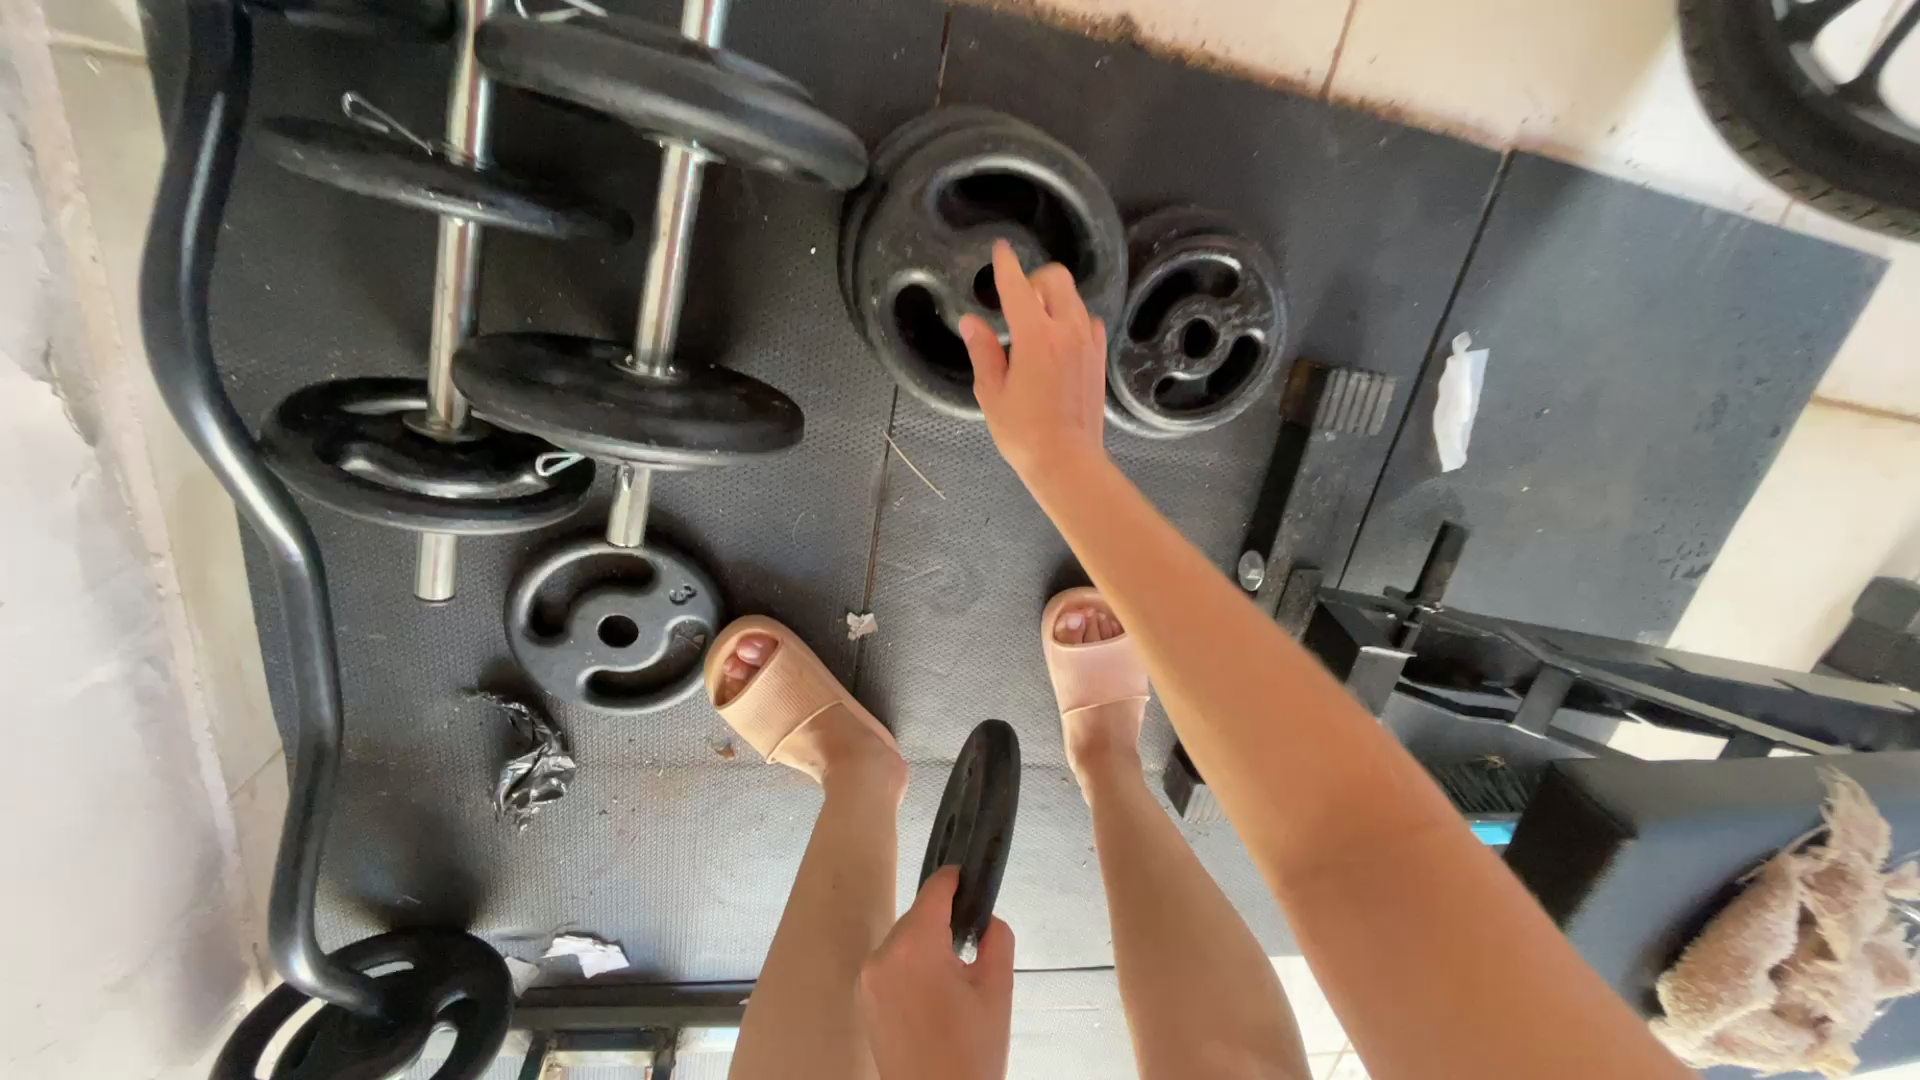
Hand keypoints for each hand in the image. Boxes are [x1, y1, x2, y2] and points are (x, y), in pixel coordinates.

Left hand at [859, 867, 1015, 1079]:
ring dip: (927, 942)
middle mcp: (881, 955)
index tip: (971, 875)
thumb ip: (996, 938)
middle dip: (945, 920)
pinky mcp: (863, 999)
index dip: (956, 878)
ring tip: (954, 971)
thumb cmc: (971, 1054)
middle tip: (973, 936)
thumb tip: (985, 918)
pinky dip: (911, 963)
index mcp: (914, 948)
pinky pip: (891, 962)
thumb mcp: (997, 990)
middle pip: (919, 915)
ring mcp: (867, 979)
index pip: (935, 890)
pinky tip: (933, 988)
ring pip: (904, 938)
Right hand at [959, 240, 1109, 483]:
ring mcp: (1088, 343)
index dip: (1005, 266)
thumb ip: (983, 351)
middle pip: (1056, 280)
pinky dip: (1072, 320)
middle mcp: (1066, 331)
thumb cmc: (1023, 433)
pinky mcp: (1099, 358)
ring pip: (1074, 299)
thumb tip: (972, 322)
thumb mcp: (992, 393)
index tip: (1000, 250)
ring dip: (1053, 300)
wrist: (1067, 461)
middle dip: (1034, 281)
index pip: (1017, 287)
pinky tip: (1059, 342)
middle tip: (1017, 303)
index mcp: (1035, 337)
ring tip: (1036, 325)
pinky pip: (1088, 322)